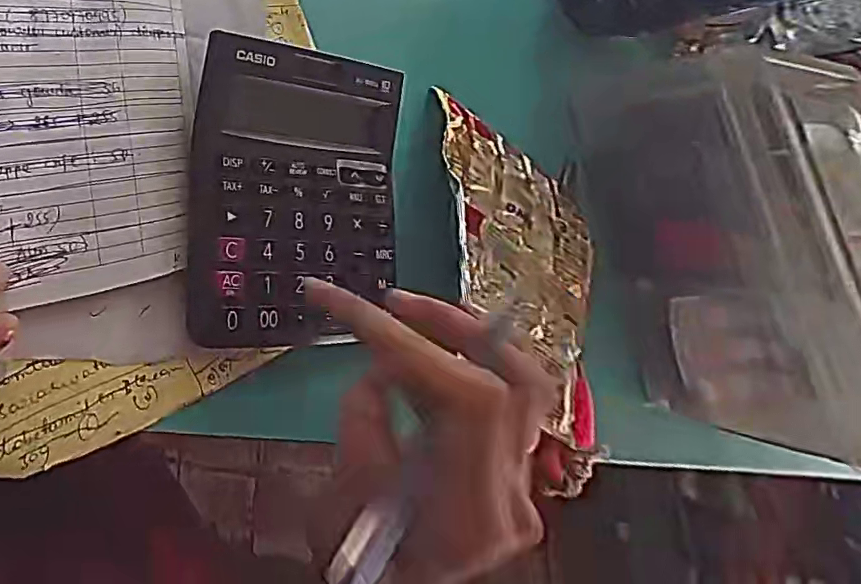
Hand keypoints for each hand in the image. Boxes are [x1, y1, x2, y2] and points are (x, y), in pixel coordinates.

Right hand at [305, 281, 556, 583]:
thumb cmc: (356, 569)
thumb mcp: (340, 497)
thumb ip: (366, 418)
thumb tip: (383, 364)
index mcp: (472, 510)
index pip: (465, 392)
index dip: (407, 337)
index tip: (352, 306)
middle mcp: (510, 498)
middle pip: (512, 379)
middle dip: (448, 325)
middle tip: (393, 304)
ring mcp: (517, 489)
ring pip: (520, 384)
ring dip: (465, 338)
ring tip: (411, 317)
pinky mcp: (505, 477)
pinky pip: (499, 401)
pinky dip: (461, 365)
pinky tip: (421, 360)